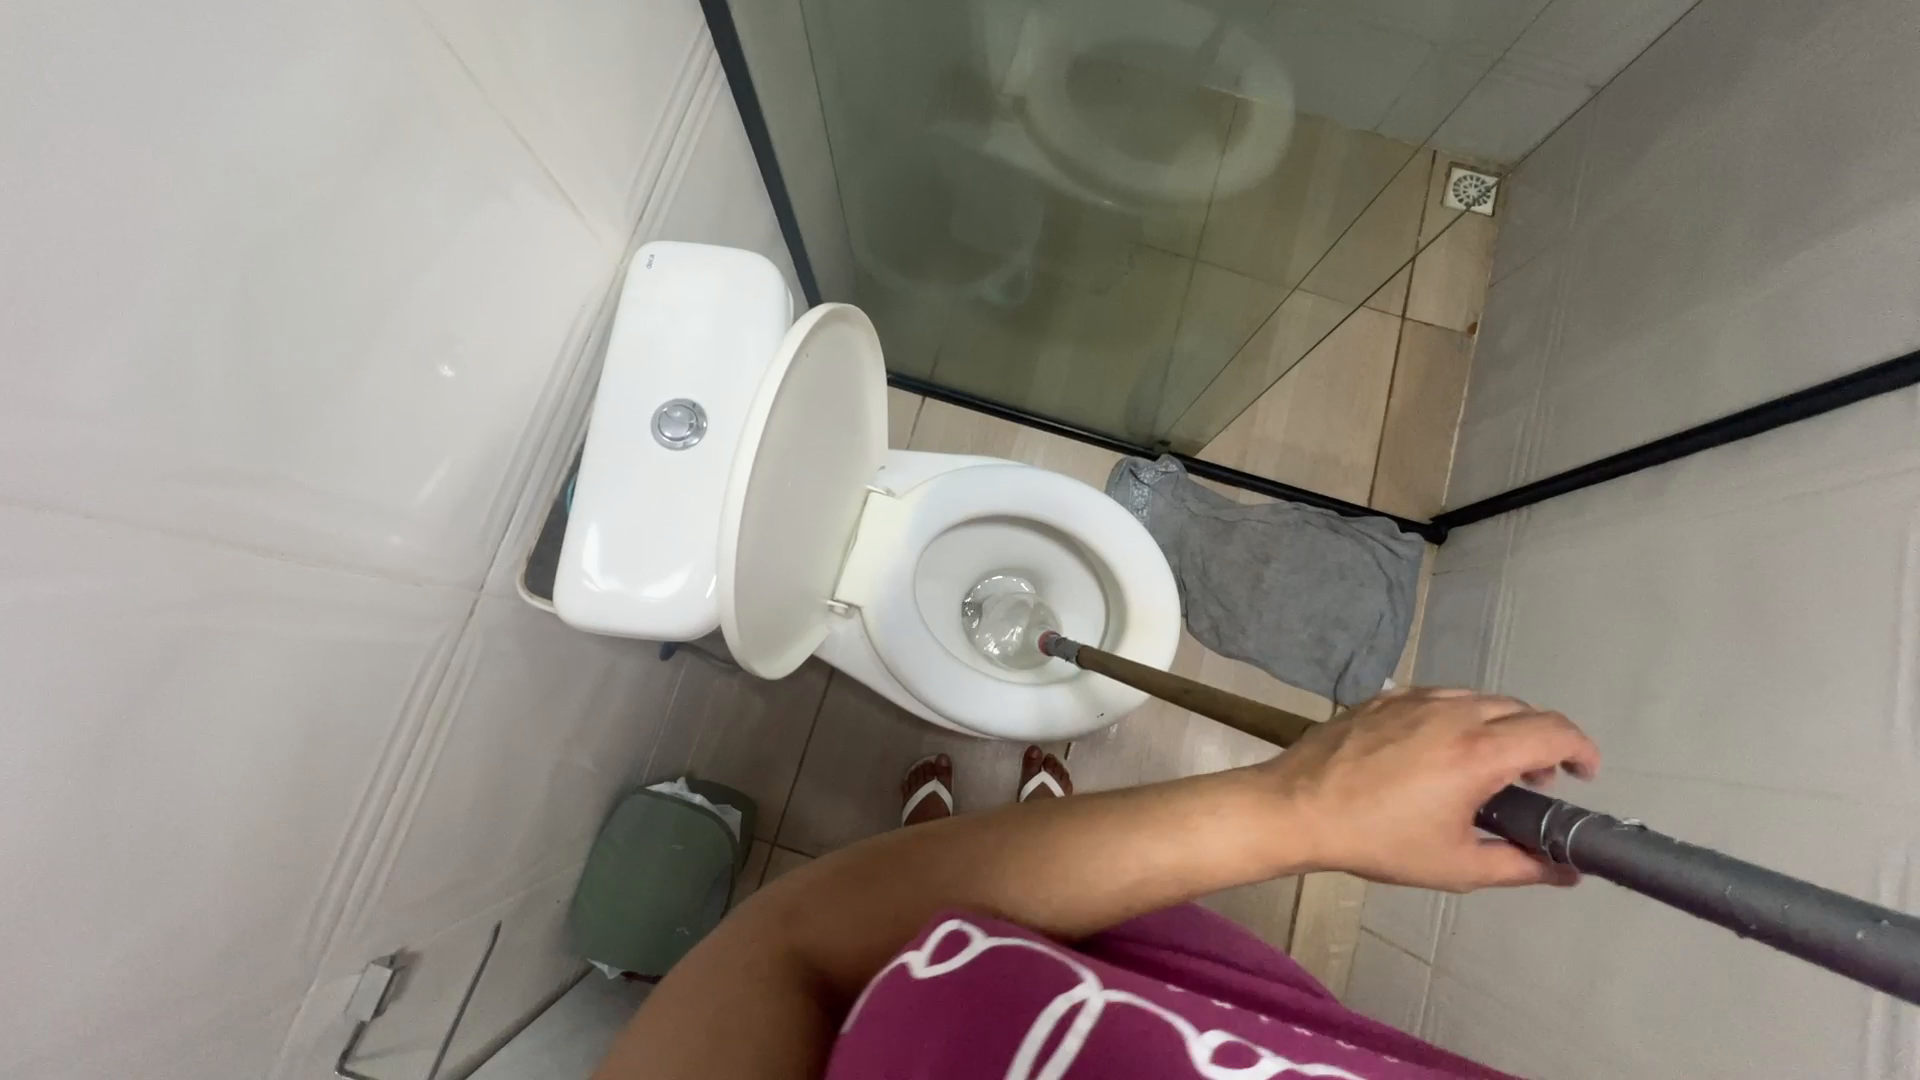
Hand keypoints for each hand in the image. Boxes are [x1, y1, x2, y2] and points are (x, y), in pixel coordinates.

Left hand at [1263, 687, 1599, 891]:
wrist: (1297, 807)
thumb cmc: (1377, 839)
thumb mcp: (1458, 866)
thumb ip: (1522, 865)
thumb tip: (1565, 869)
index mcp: (1476, 750)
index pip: (1553, 730)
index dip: (1581, 749)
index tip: (1582, 775)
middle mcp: (1447, 712)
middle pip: (1516, 709)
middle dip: (1538, 741)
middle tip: (1528, 782)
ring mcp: (1407, 700)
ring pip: (1473, 698)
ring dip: (1494, 725)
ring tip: (1482, 765)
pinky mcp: (1377, 699)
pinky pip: (1432, 696)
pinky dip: (1452, 715)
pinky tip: (1434, 749)